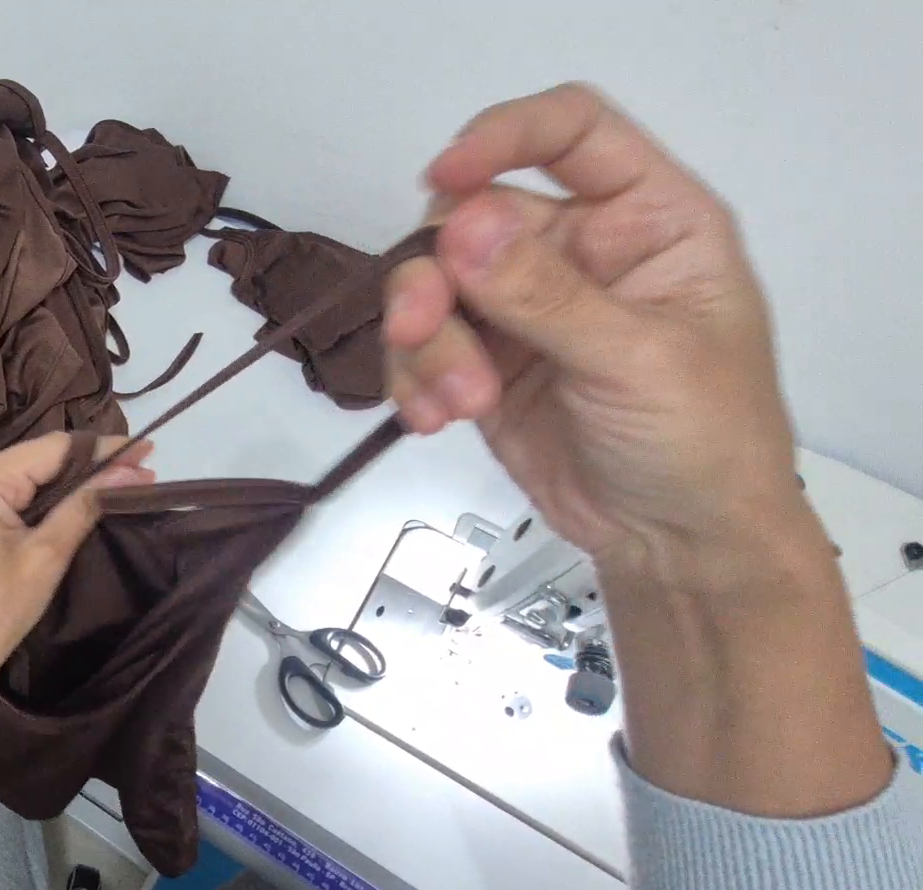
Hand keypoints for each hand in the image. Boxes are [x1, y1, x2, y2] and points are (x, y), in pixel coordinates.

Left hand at [0, 434, 153, 706]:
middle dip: (87, 466)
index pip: (52, 448)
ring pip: (20, 473)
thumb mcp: (46, 555)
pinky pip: (2, 490)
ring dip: (65, 480)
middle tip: (140, 471)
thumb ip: (87, 504)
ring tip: (118, 482)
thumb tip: (134, 471)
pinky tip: (72, 498)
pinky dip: (35, 495)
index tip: (148, 450)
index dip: (104, 449)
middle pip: (35, 458)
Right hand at [383, 84, 814, 587]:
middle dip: (431, 283)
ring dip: (424, 351)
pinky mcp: (471, 366)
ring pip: (426, 296)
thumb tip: (462, 229)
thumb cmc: (698, 435)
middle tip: (417, 333)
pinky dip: (410, 386)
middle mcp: (567, 254)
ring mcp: (512, 313)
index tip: (442, 178)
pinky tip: (434, 421)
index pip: (569, 136)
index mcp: (639, 222)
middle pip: (464, 227)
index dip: (502, 138)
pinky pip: (414, 355)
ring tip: (453, 409)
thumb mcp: (635, 358)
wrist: (666, 533)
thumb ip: (545, 295)